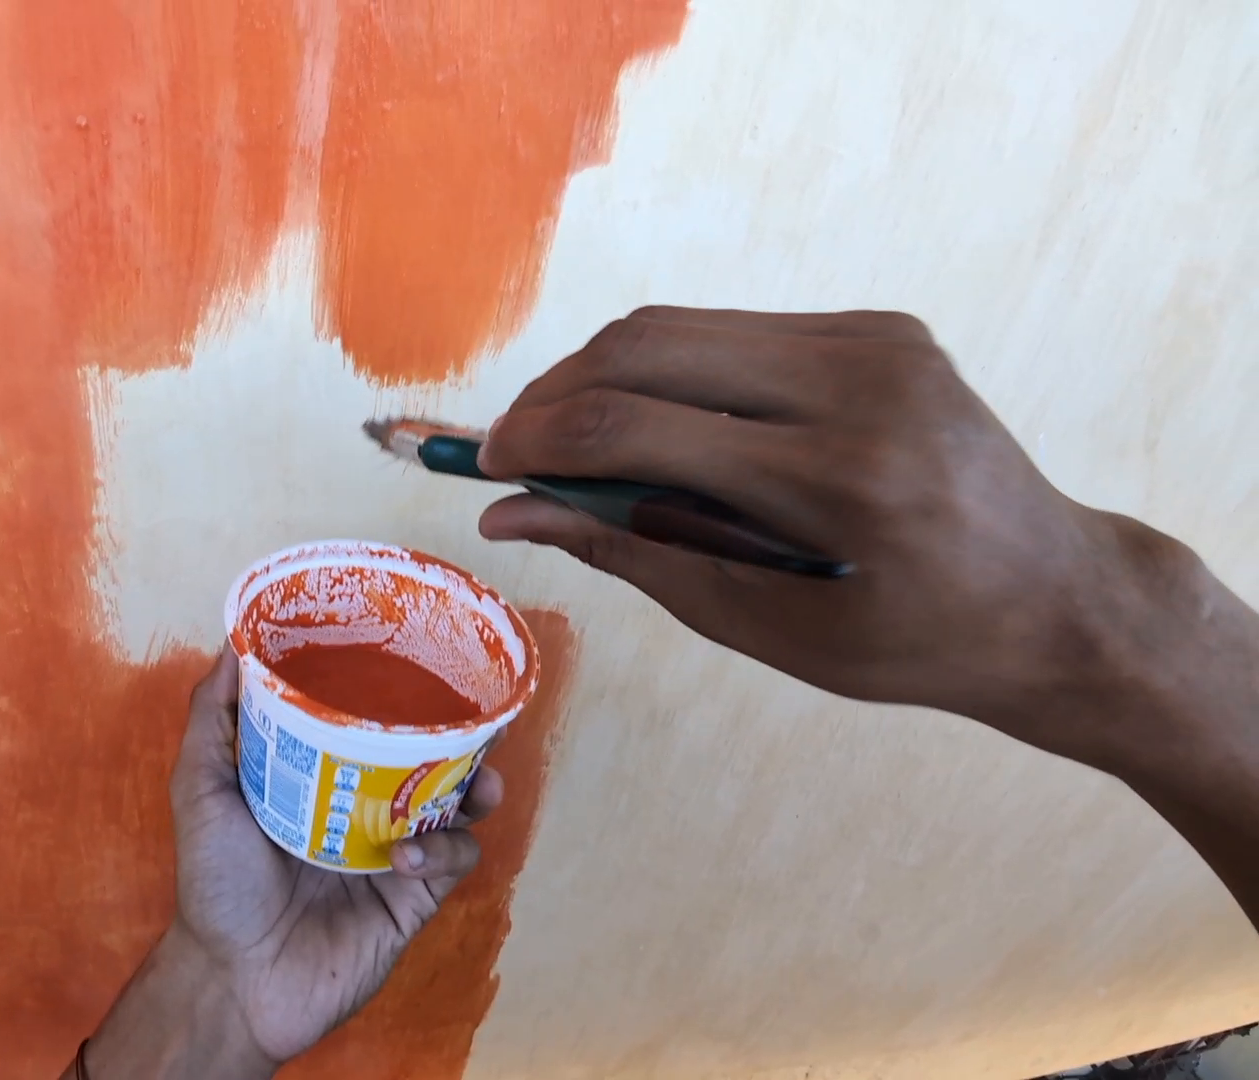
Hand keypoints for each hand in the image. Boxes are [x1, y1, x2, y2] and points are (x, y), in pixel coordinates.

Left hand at [80, 652, 502, 1077]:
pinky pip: (451, 862)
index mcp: (319, 777)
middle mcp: (360, 807)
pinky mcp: (411, 896)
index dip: (387, 695)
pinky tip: (408, 854)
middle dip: (450, 738)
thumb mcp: (200, 788)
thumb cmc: (214, 879)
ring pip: (451, 808)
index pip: (363, 725)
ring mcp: (389, 851)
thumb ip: (211, 719)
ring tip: (481, 778)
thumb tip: (232, 646)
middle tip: (466, 719)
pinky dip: (443, 851)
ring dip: (472, 789)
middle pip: (417, 760)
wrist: (235, 978)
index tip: (405, 662)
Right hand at [475, 307, 1208, 766]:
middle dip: (549, 396)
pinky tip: (630, 419)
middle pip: (640, 349)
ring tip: (553, 434)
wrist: (1058, 594)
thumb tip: (507, 515)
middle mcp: (859, 379)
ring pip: (668, 327)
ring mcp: (869, 337)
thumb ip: (622, 551)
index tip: (482, 466)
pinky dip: (645, 370)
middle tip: (505, 449)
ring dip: (587, 376)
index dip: (535, 438)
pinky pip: (712, 332)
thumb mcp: (750, 620)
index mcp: (838, 476)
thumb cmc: (901, 639)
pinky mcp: (868, 325)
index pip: (634, 426)